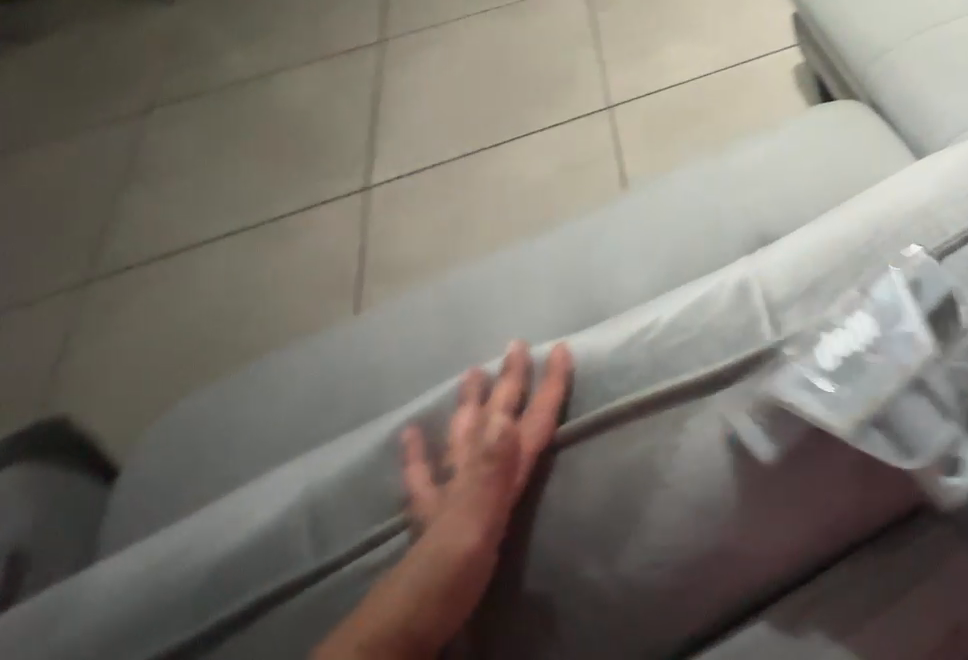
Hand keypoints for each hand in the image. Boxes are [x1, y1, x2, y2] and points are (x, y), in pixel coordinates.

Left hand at [313, 342, 572, 659]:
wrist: (406, 624)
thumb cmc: (451, 573)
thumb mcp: (478, 520)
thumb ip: (491, 470)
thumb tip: (504, 418)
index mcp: (494, 478)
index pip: (528, 424)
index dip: (546, 387)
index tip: (559, 350)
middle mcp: (472, 479)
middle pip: (494, 422)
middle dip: (508, 384)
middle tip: (515, 346)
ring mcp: (448, 498)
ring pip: (460, 440)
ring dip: (469, 406)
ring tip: (471, 374)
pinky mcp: (432, 521)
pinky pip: (421, 478)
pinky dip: (417, 452)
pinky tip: (411, 433)